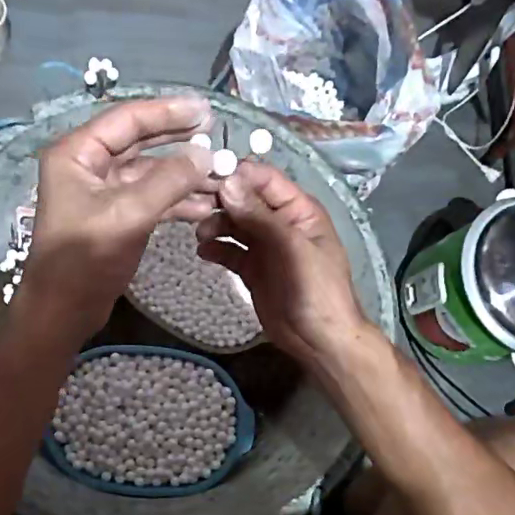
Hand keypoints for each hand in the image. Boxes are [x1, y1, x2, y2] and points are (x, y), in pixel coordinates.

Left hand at [21, 95, 215, 341]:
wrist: (63, 311)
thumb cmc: (85, 260)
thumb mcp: (128, 215)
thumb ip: (169, 181)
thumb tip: (206, 155)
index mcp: (77, 154)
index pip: (127, 120)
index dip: (168, 113)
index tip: (206, 111)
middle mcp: (88, 167)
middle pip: (139, 142)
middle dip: (178, 140)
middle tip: (216, 133)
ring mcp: (102, 193)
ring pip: (148, 173)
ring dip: (183, 175)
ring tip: (220, 176)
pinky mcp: (115, 218)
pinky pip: (149, 199)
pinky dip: (176, 202)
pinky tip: (205, 206)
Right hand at [196, 161, 371, 366]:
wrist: (320, 340)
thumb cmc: (317, 289)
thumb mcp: (292, 248)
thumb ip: (259, 216)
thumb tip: (227, 183)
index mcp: (298, 209)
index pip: (264, 180)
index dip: (237, 175)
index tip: (205, 177)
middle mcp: (279, 223)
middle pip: (244, 200)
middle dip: (220, 201)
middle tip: (194, 209)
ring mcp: (265, 247)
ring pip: (233, 225)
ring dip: (215, 225)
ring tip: (200, 235)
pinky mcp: (252, 269)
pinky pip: (230, 251)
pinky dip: (215, 249)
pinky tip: (203, 253)